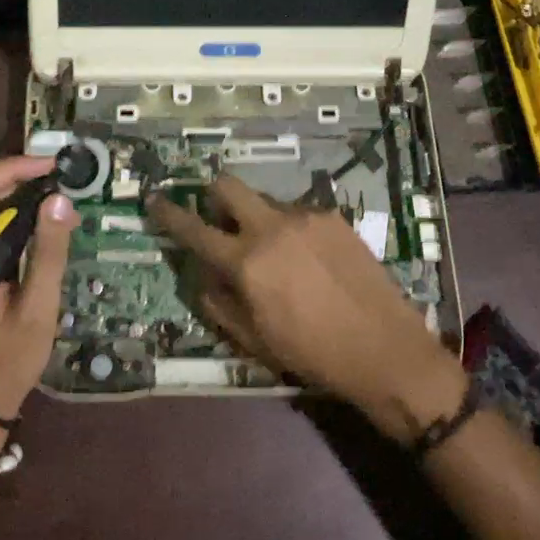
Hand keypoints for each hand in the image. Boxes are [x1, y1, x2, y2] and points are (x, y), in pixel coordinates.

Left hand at [0, 155, 78, 437]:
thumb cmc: (9, 359)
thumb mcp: (38, 309)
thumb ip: (48, 252)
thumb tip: (59, 200)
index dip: (12, 169)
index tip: (50, 166)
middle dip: (15, 178)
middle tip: (56, 177)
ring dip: (10, 195)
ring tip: (51, 196)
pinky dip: (1, 216)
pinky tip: (31, 221)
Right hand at [148, 175, 468, 442]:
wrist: (385, 349)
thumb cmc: (312, 354)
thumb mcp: (253, 341)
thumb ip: (218, 303)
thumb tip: (203, 276)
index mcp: (246, 262)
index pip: (194, 229)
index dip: (168, 214)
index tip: (154, 200)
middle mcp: (271, 228)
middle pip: (227, 185)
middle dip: (214, 195)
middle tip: (220, 219)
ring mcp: (306, 217)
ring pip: (266, 201)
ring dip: (259, 218)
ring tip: (280, 255)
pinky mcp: (335, 218)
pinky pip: (299, 213)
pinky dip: (293, 230)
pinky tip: (312, 259)